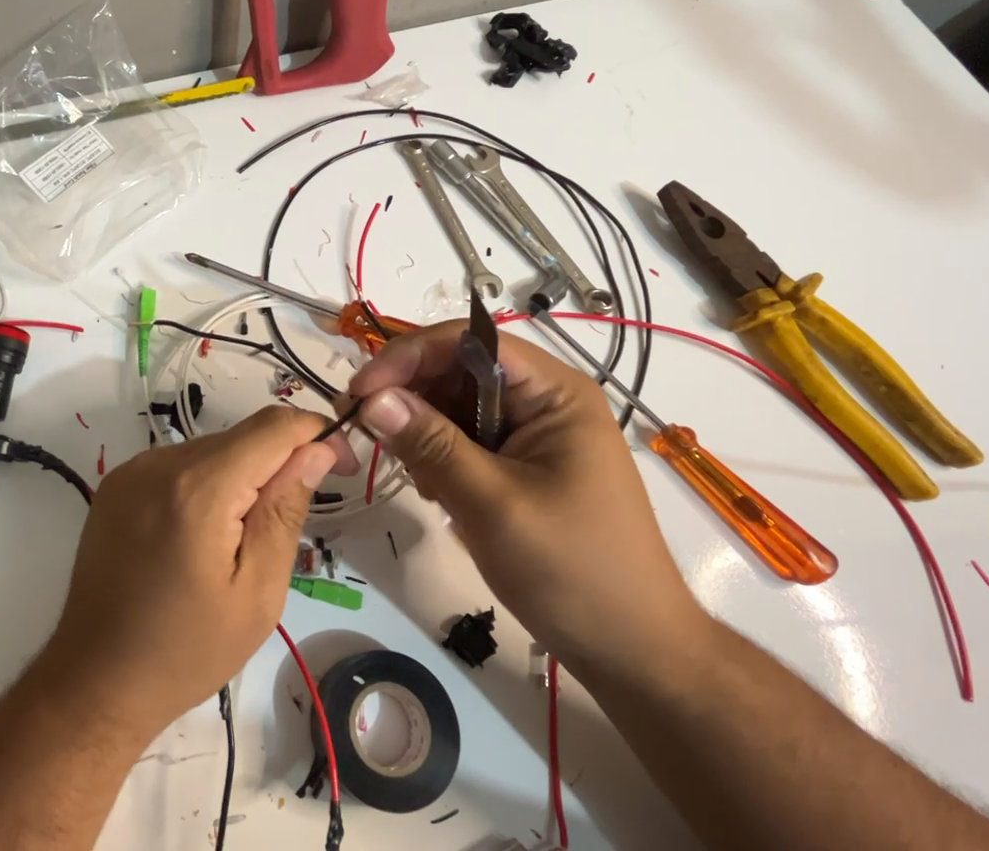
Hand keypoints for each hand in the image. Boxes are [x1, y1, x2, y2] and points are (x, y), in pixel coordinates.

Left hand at [39, 406, 343, 734]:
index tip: (342, 467)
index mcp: (198, 488)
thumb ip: (286, 511)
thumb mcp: (257, 593)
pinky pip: (179, 465)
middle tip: (294, 519)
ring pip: (211, 448)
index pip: (273, 426)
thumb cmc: (187, 651)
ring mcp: (131, 471)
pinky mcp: (116, 486)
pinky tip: (205, 535)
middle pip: (242, 436)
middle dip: (281, 461)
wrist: (97, 679)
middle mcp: (159, 463)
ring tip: (243, 539)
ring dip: (243, 475)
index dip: (317, 434)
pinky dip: (207, 484)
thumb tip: (316, 450)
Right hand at [347, 321, 706, 674]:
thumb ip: (431, 445)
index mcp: (555, 392)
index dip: (409, 356)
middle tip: (359, 427)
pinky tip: (433, 490)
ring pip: (456, 406)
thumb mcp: (492, 503)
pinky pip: (466, 440)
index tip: (359, 393)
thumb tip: (372, 399)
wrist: (629, 646)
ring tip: (408, 472)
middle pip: (459, 370)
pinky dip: (438, 455)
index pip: (470, 342)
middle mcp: (545, 401)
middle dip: (409, 393)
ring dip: (420, 428)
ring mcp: (535, 435)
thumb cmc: (571, 569)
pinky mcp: (523, 467)